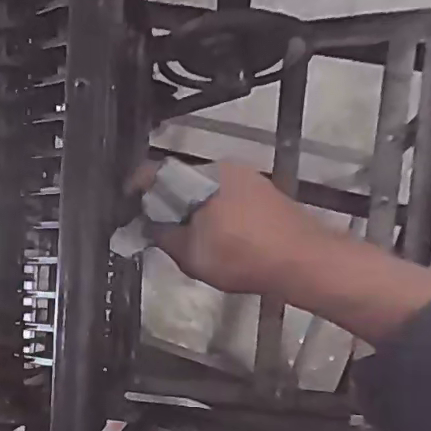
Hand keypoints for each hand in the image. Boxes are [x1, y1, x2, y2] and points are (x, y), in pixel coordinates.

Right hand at [144, 160, 430, 342]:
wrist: (304, 261)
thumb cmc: (242, 257)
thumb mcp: (190, 254)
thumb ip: (163, 236)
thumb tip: (148, 226)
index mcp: (202, 177)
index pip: (156, 172)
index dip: (136, 187)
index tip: (126, 203)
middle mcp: (225, 168)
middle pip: (181, 180)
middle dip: (166, 202)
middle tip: (157, 229)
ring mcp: (248, 177)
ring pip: (205, 190)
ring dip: (191, 209)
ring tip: (186, 238)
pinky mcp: (265, 192)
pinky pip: (226, 197)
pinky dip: (214, 213)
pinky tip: (216, 238)